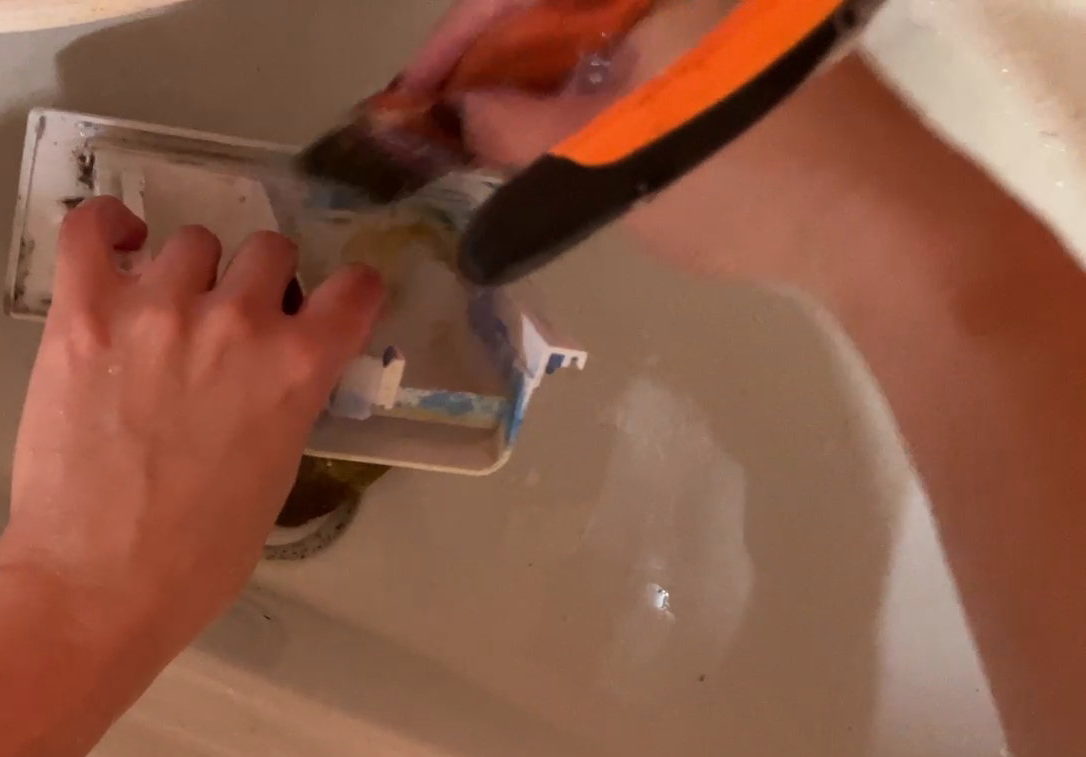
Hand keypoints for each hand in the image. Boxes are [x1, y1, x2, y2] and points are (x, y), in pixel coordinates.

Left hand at [0, 198, 383, 650]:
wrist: (96, 584)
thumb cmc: (193, 564)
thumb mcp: (271, 485)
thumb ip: (281, 411)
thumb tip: (266, 381)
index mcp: (296, 370)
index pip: (353, 291)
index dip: (344, 298)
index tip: (326, 309)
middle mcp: (235, 320)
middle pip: (266, 252)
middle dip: (257, 287)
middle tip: (227, 330)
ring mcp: (155, 309)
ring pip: (190, 242)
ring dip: (188, 274)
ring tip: (161, 317)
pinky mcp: (83, 315)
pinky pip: (90, 229)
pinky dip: (106, 227)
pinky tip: (116, 248)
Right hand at [406, 0, 903, 283]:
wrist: (864, 218)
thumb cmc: (736, 183)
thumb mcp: (607, 156)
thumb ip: (517, 126)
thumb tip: (456, 112)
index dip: (457, 37)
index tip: (409, 92)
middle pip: (554, 10)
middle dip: (482, 61)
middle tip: (431, 118)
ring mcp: (703, 16)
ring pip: (582, 36)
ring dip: (518, 81)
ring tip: (464, 133)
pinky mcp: (713, 51)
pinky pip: (617, 58)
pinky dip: (564, 92)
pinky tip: (528, 131)